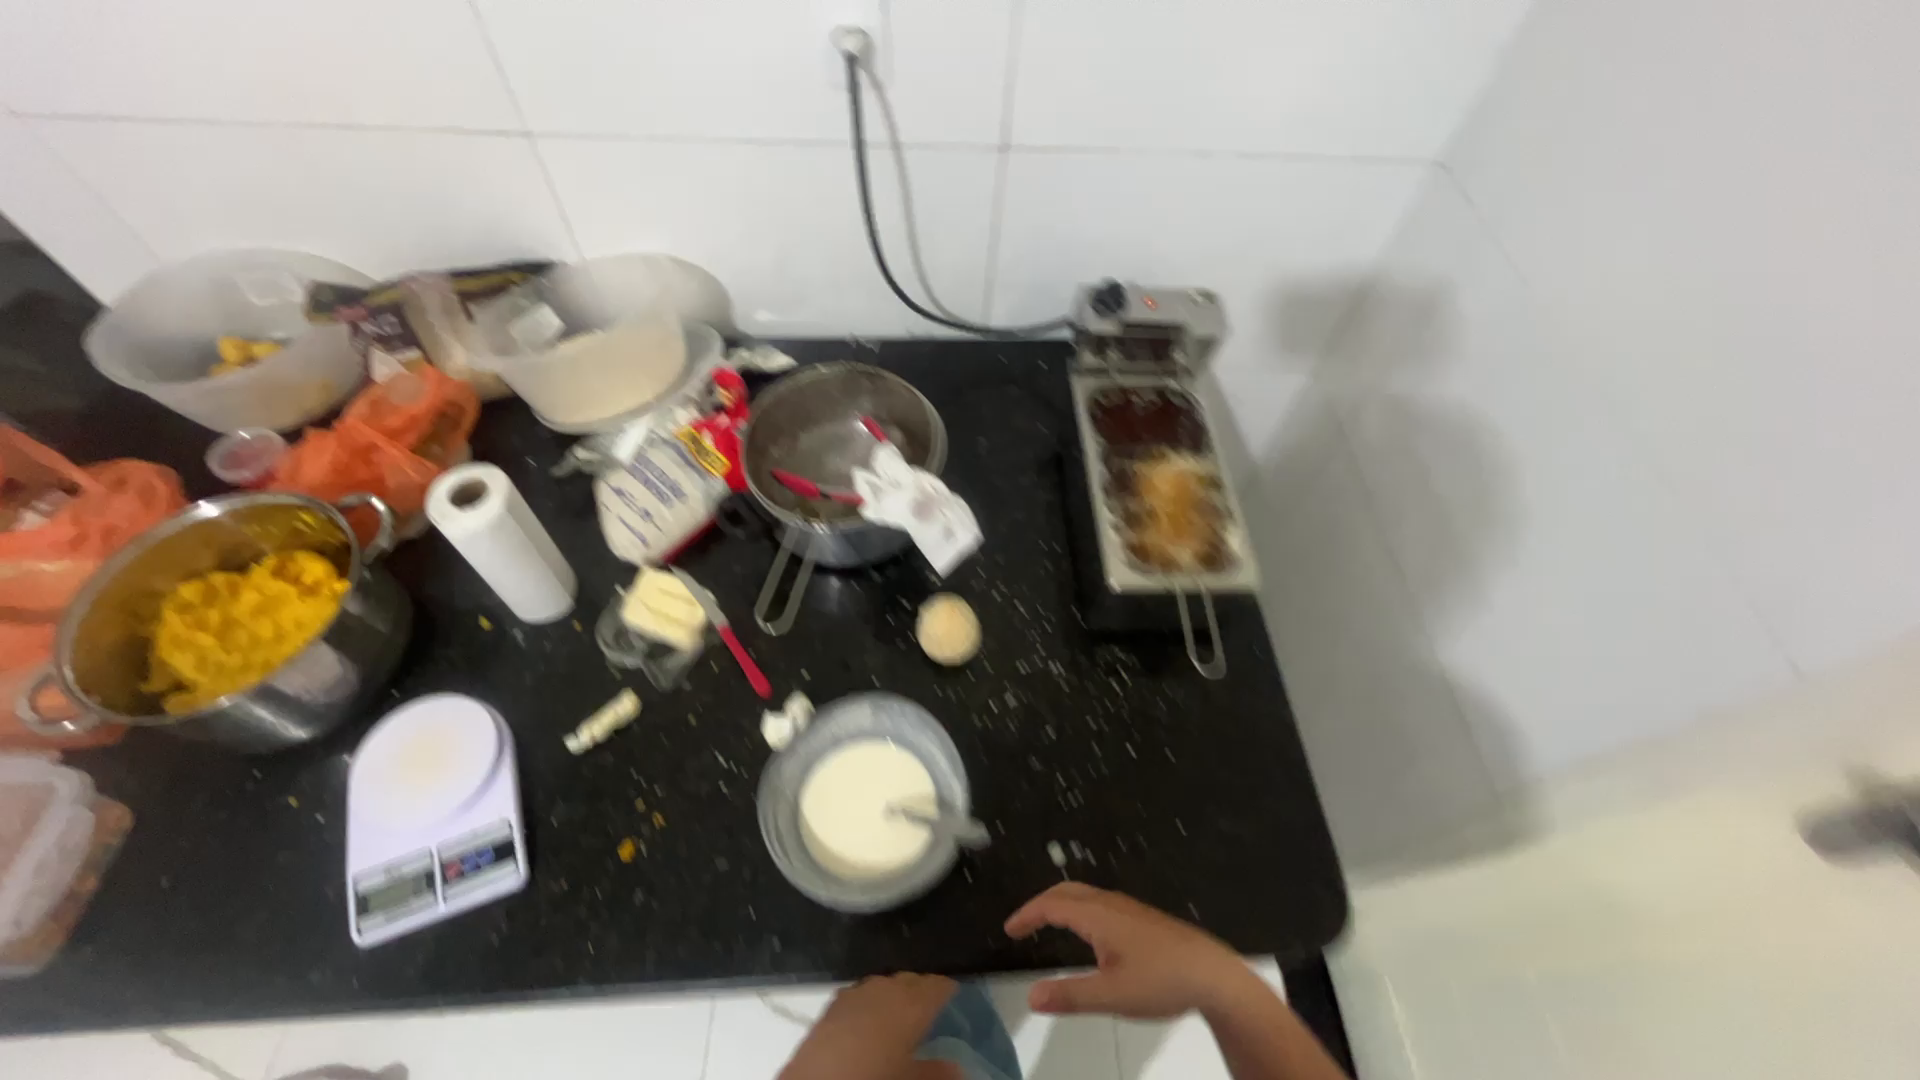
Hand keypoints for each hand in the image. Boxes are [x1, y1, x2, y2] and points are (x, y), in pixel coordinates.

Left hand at [780, 973, 958, 1079]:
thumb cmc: (872, 1078)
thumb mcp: (909, 1079)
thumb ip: (936, 1072)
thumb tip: (958, 1068)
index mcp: (911, 1004)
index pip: (938, 984)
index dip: (947, 989)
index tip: (955, 996)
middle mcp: (886, 989)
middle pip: (912, 979)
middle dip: (922, 990)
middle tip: (932, 1009)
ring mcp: (857, 992)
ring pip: (886, 983)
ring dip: (896, 993)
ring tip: (902, 1014)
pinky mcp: (834, 1003)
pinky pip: (863, 992)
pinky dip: (873, 1000)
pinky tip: (871, 1019)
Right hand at [1004, 883, 1255, 1018]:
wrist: (1214, 975)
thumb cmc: (1162, 981)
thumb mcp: (1111, 995)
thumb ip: (1070, 995)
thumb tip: (1031, 996)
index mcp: (1098, 915)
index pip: (1052, 904)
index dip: (1027, 915)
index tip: (1009, 929)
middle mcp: (1111, 904)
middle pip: (1067, 891)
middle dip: (1040, 903)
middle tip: (1023, 924)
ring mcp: (1129, 908)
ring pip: (1085, 895)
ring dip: (1061, 903)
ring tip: (1048, 924)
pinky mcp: (1143, 918)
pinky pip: (1100, 902)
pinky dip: (1079, 908)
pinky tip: (1088, 933)